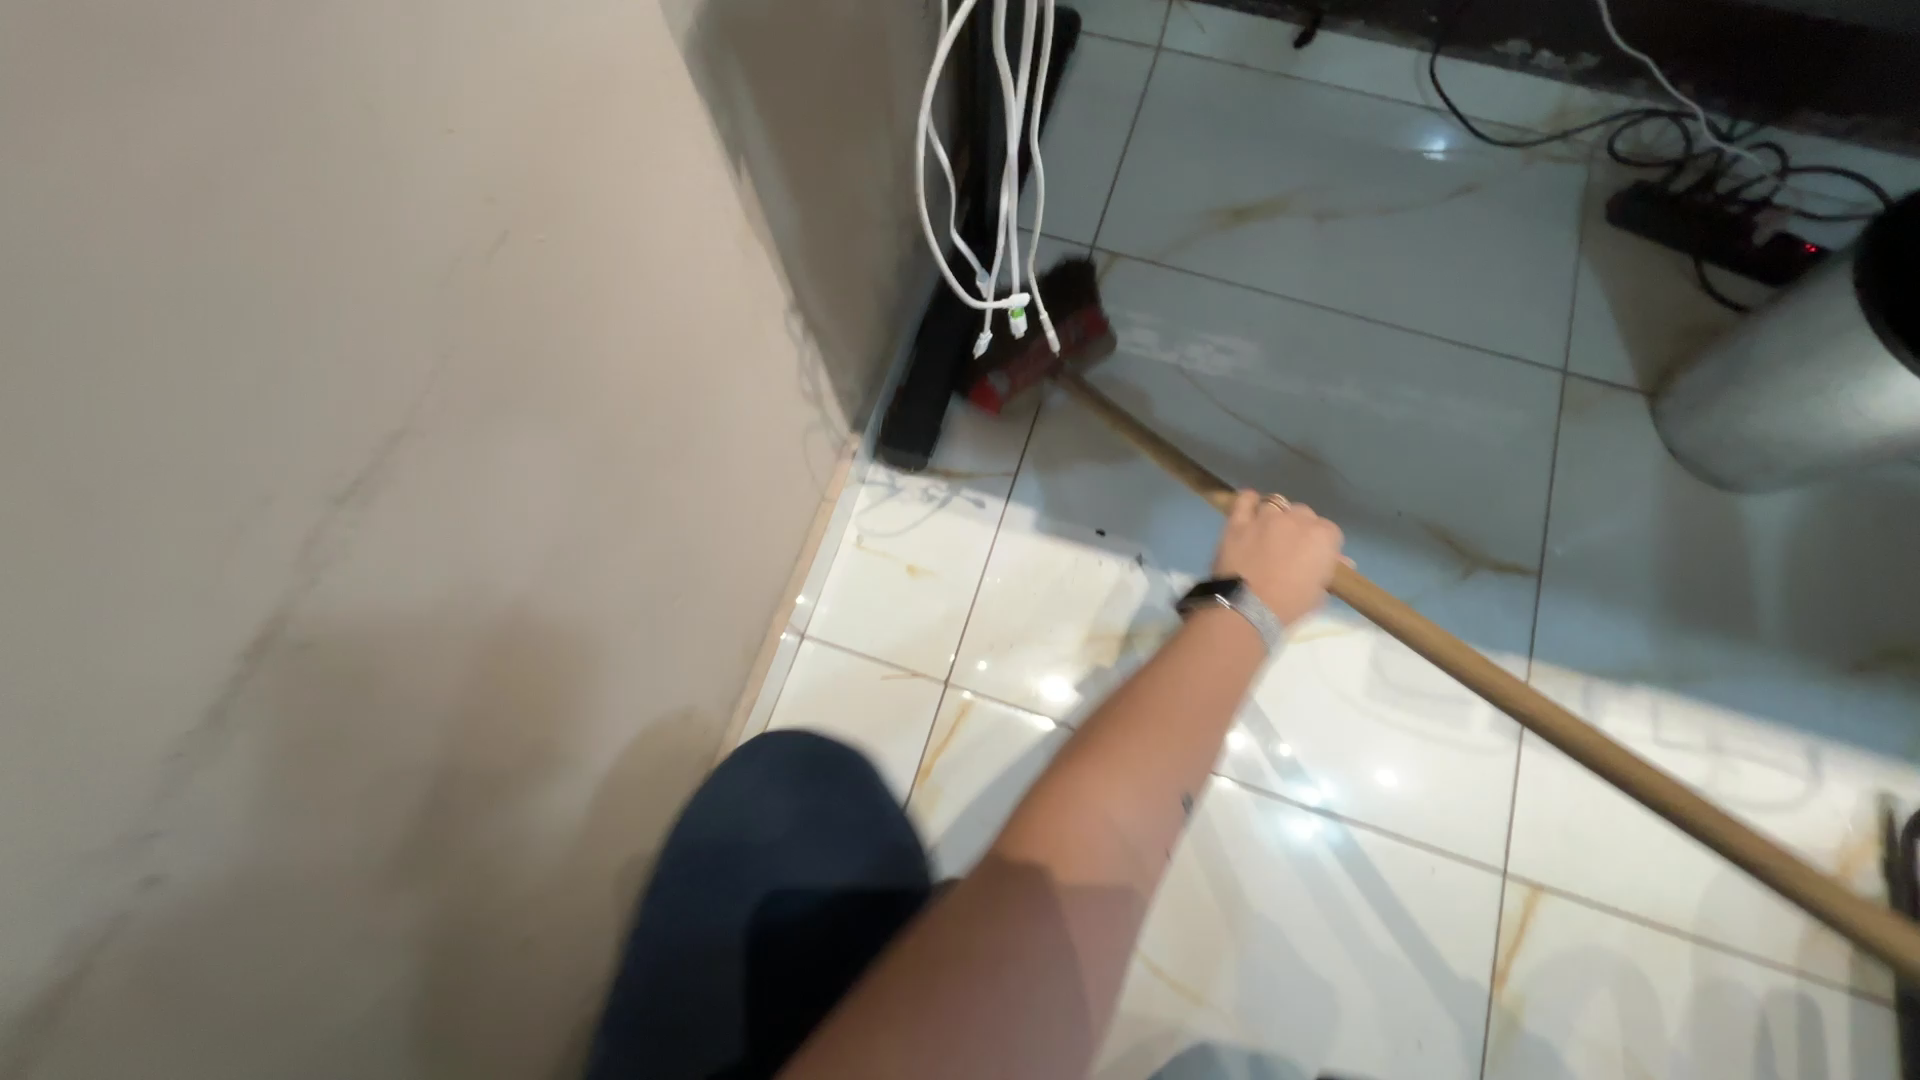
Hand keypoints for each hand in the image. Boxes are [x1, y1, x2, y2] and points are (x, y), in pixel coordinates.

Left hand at [1212, 491, 1344, 624]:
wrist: (1247, 607)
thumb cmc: (1289, 604)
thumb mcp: (1320, 593)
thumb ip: (1329, 570)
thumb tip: (1341, 561)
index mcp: (1322, 536)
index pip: (1329, 531)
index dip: (1322, 544)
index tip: (1314, 557)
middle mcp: (1296, 520)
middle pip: (1302, 513)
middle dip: (1299, 527)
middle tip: (1289, 546)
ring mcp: (1265, 518)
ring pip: (1275, 504)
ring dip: (1275, 516)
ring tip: (1269, 531)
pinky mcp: (1238, 522)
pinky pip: (1244, 501)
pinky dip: (1248, 501)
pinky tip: (1249, 507)